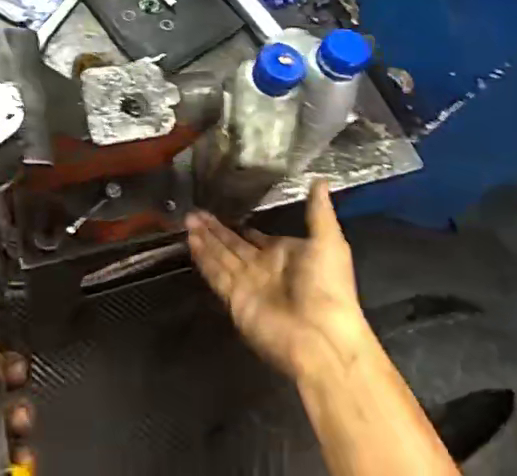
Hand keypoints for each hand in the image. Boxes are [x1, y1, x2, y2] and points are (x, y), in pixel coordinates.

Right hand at [185, 179, 371, 380]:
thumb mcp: (328, 240)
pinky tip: (191, 241)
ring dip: (205, 239)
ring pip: (221, 256)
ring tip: (188, 220)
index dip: (240, 226)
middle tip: (195, 212)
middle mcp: (263, 268)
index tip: (225, 212)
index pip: (256, 238)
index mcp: (285, 254)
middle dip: (215, 229)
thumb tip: (321, 179)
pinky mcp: (235, 300)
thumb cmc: (329, 286)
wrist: (322, 337)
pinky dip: (204, 258)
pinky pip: (216, 274)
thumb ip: (318, 211)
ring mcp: (248, 284)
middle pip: (233, 244)